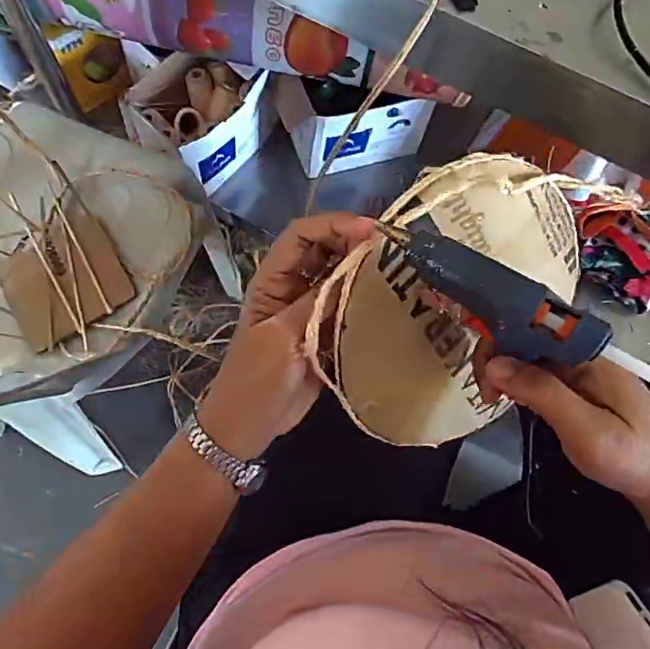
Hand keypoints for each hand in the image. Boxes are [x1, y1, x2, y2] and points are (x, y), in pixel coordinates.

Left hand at [195, 212, 374, 458]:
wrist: (249, 424)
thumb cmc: (255, 378)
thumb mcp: (282, 336)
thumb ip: (317, 301)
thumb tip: (357, 266)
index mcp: (271, 280)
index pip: (301, 235)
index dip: (333, 225)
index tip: (370, 231)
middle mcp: (291, 288)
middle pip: (324, 250)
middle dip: (354, 241)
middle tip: (393, 247)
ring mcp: (309, 310)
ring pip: (339, 276)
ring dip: (365, 268)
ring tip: (400, 267)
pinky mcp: (325, 333)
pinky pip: (348, 306)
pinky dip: (368, 299)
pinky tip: (393, 299)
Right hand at [484, 355, 649, 505]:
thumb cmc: (631, 459)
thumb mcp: (584, 428)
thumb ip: (541, 392)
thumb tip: (495, 364)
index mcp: (590, 358)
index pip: (535, 328)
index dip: (502, 341)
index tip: (483, 374)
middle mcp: (584, 358)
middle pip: (529, 340)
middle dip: (498, 358)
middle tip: (486, 394)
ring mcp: (581, 374)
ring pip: (531, 359)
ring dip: (504, 371)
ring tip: (492, 399)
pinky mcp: (578, 391)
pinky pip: (539, 375)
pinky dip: (517, 384)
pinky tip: (511, 400)